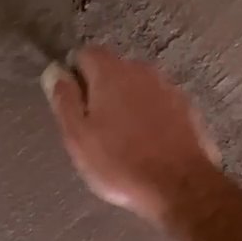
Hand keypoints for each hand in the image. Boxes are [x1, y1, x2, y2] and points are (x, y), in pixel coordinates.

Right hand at [43, 46, 221, 223]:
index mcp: (110, 72)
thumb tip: (54, 73)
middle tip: (94, 128)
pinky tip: (147, 143)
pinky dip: (149, 116)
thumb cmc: (120, 163)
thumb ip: (64, 101)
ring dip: (126, 103)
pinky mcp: (187, 108)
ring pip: (137, 87)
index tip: (73, 104)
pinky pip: (158, 104)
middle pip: (113, 69)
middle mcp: (141, 70)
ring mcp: (168, 88)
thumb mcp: (78, 137)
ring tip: (122, 139)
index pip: (85, 54)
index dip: (74, 75)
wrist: (181, 186)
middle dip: (101, 90)